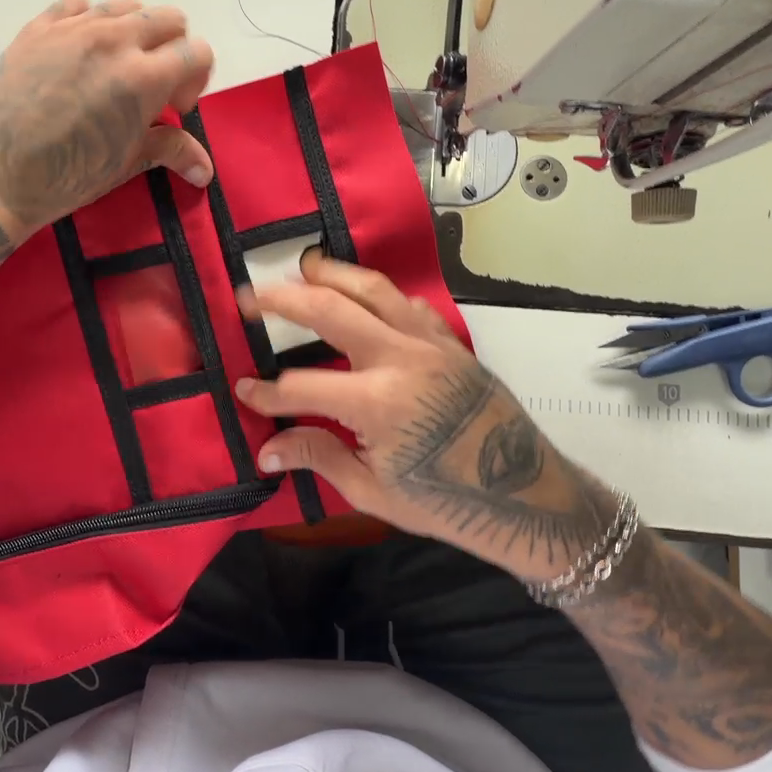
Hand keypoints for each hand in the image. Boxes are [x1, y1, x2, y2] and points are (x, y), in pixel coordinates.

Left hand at [0, 0, 216, 233]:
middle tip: (149, 88)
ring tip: (113, 70)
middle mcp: (113, 40)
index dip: (194, 80)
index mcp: (143, 77)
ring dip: (133, 33)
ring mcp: (73, 28)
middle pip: (168, 19)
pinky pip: (77, 4)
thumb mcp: (122, 165)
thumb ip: (170, 151)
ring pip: (125, 6)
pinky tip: (77, 56)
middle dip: (171, 50)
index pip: (196, 52)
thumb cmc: (63, 179)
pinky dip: (88, 22)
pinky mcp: (38, 27)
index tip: (174, 108)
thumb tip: (207, 171)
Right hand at [234, 253, 614, 582]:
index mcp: (377, 403)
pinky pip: (407, 304)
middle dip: (283, 300)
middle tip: (251, 296)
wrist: (527, 498)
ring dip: (332, 275)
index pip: (300, 386)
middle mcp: (401, 359)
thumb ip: (318, 456)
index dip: (265, 391)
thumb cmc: (445, 504)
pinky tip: (360, 295)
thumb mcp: (372, 490)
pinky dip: (377, 293)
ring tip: (302, 267)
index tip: (243, 391)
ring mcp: (430, 345)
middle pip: (330, 311)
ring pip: (373, 290)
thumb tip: (266, 450)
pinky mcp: (450, 344)